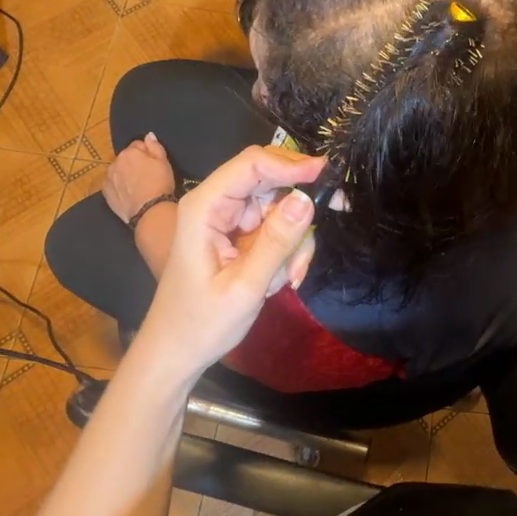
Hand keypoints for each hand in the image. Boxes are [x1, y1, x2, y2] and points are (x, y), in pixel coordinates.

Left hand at [101, 134, 175, 223]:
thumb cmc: (159, 183)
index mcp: (129, 152)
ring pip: (118, 171)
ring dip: (125, 174)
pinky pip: (113, 184)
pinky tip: (128, 194)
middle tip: (146, 175)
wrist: (148, 210)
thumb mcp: (163, 162)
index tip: (154, 164)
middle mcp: (115, 162)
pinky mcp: (105, 193)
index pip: (138, 145)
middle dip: (134, 163)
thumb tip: (148, 135)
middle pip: (126, 158)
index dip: (147, 153)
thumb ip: (154, 146)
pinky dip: (119, 186)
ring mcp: (108, 178)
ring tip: (137, 186)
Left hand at [131, 146, 324, 375]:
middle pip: (270, 178)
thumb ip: (277, 241)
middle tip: (338, 209)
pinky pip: (278, 227)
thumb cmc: (201, 323)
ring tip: (291, 276)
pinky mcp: (242, 235)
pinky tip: (284, 278)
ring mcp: (231, 219)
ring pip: (280, 205)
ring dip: (295, 237)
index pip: (252, 164)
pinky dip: (289, 249)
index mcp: (205, 207)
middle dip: (300, 200)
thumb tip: (307, 199)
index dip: (291, 163)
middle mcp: (217, 203)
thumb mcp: (245, 286)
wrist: (177, 352)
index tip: (328, 174)